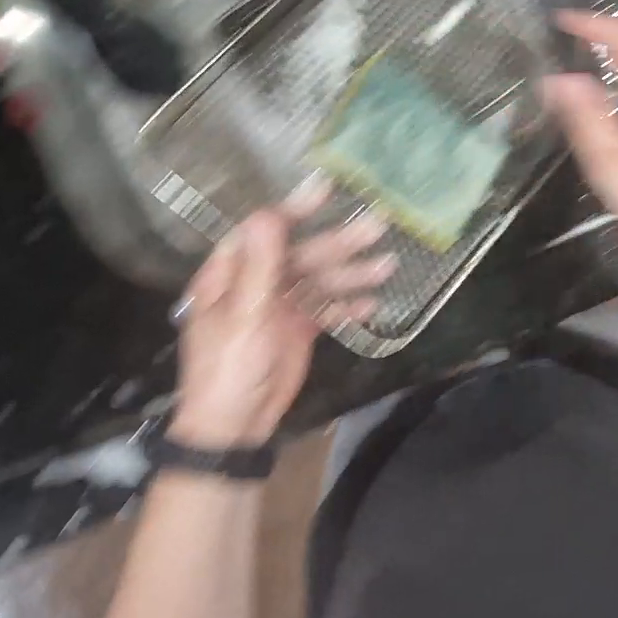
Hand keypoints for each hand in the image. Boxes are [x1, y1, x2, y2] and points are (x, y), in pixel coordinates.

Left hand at [171, 196, 395, 448]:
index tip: (327, 191)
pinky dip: (347, 307)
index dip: (295, 211)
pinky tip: (373, 304)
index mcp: (231, 274)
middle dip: (338, 243)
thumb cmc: (229, 368)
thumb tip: (269, 214)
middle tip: (377, 227)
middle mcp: (256, 284)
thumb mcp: (244, 316)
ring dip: (351, 274)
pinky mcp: (298, 329)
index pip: (264, 232)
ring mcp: (279, 307)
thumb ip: (260, 266)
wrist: (235, 426)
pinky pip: (326, 310)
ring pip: (319, 281)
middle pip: (301, 255)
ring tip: (388, 266)